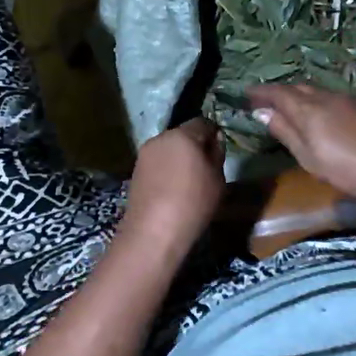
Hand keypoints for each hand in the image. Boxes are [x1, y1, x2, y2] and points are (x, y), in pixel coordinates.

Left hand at [123, 118, 225, 242]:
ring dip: (180, 157)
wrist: (153, 233)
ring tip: (189, 180)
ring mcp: (144, 154)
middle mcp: (161, 138)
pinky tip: (173, 188)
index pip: (203, 122)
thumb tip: (214, 142)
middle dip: (195, 145)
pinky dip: (167, 168)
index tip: (220, 152)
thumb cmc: (193, 202)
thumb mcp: (218, 178)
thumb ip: (217, 155)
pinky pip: (158, 162)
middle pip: (183, 134)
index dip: (214, 134)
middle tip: (206, 166)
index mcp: (183, 135)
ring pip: (169, 148)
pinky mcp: (135, 171)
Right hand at [245, 83, 355, 207]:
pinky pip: (330, 95)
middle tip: (265, 102)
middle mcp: (325, 96)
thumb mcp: (307, 156)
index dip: (261, 92)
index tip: (247, 94)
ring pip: (315, 90)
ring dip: (299, 95)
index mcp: (307, 108)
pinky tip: (318, 113)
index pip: (278, 92)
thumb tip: (262, 112)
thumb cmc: (344, 168)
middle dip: (279, 92)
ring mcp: (345, 98)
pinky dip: (316, 100)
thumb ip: (284, 131)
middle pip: (297, 88)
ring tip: (289, 107)